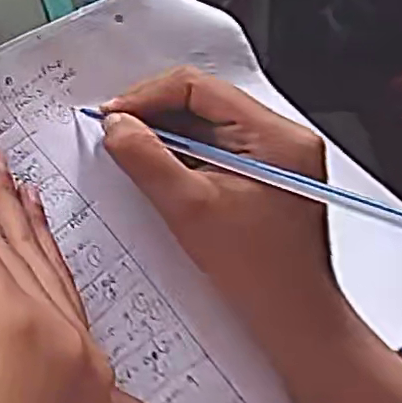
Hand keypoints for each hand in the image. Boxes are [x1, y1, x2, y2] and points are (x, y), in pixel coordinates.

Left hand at [0, 154, 146, 402]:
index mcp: (89, 368)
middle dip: (14, 205)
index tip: (33, 207)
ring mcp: (41, 320)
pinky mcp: (3, 304)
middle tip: (3, 169)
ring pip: (6, 241)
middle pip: (36, 254)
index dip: (44, 241)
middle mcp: (73, 340)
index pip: (63, 284)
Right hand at [99, 67, 401, 402]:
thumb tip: (114, 122)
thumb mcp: (187, 205)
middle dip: (148, 112)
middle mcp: (276, 136)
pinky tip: (150, 166)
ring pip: (194, 120)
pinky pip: (200, 142)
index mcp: (274, 136)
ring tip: (128, 151)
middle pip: (195, 99)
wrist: (290, 315)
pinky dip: (169, 149)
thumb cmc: (254, 266)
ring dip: (157, 131)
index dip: (145, 96)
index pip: (196, 87)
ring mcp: (266, 152)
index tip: (111, 117)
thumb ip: (144, 156)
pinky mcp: (252, 168)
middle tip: (113, 132)